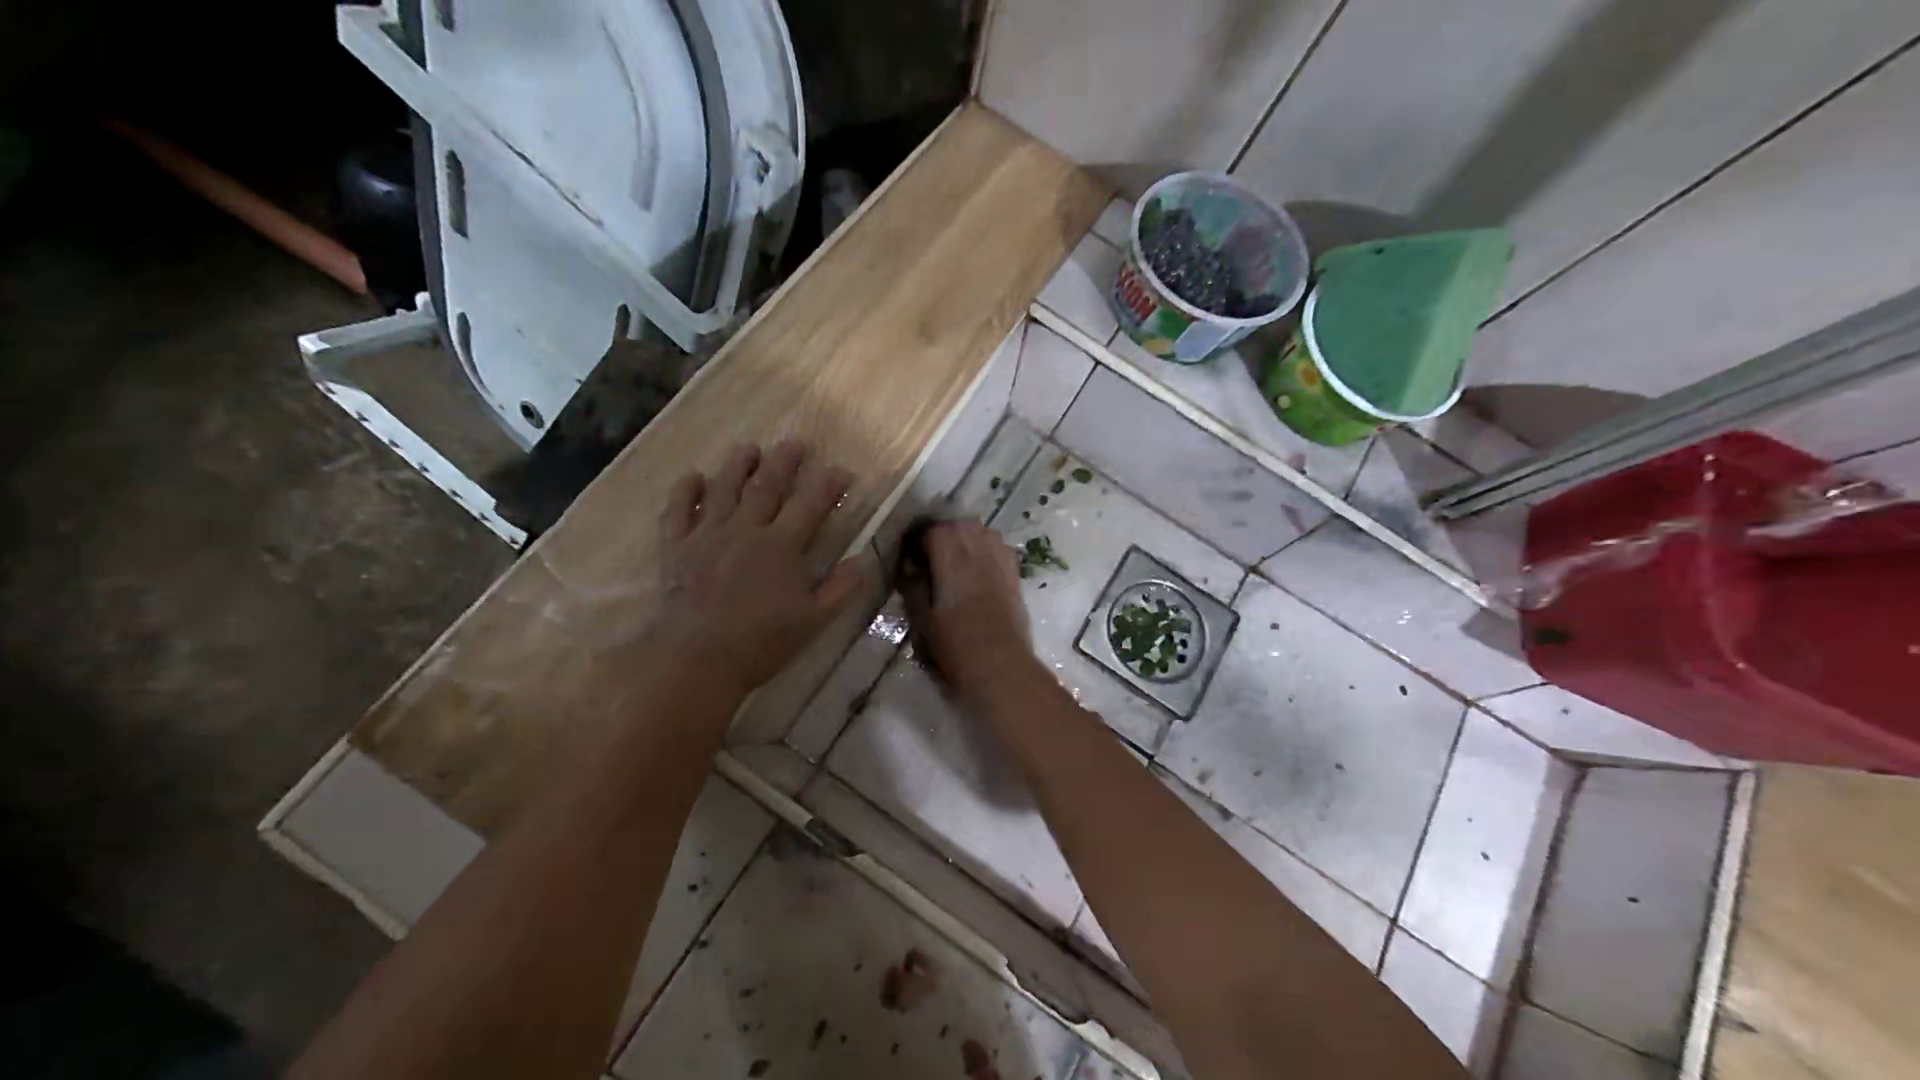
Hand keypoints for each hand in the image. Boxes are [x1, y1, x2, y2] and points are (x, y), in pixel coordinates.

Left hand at [655, 441, 871, 693]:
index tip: (841, 469)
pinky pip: (677, 511)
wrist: (698, 658)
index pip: (811, 505)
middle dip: (784, 462)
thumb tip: (866, 558)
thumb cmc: (762, 642)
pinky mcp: (676, 548)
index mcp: (783, 547)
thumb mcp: (814, 620)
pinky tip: (692, 475)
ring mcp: (707, 535)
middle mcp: (746, 530)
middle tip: (794, 442)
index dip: (828, 485)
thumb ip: (841, 587)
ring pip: (725, 490)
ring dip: (738, 466)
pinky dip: (684, 491)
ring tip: (749, 447)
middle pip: (767, 487)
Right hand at [921, 521, 1041, 698]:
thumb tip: (908, 570)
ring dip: (965, 539)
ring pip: (980, 531)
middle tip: (929, 558)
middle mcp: (977, 546)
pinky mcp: (1014, 570)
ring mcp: (1000, 556)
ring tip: (954, 561)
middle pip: (958, 525)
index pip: (931, 530)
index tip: (908, 557)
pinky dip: (984, 550)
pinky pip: (997, 546)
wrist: (1000, 664)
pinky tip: (978, 570)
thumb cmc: (955, 644)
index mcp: (951, 554)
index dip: (916, 541)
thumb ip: (913, 586)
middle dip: (942, 536)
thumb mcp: (921, 618)